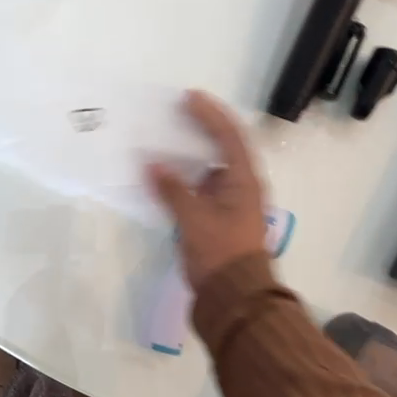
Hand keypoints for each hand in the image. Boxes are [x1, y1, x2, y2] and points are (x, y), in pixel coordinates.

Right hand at [147, 90, 270, 287]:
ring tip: (167, 144)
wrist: (234, 299)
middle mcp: (242, 188)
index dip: (209, 114)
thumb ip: (173, 190)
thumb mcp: (193, 220)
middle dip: (201, 131)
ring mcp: (232, 207)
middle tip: (177, 115)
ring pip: (211, 171)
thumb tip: (153, 165)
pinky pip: (202, 192)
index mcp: (243, 181)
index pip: (228, 136)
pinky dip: (186, 182)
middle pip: (224, 149)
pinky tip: (167, 181)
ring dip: (191, 157)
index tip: (188, 98)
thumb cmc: (219, 254)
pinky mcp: (220, 224)